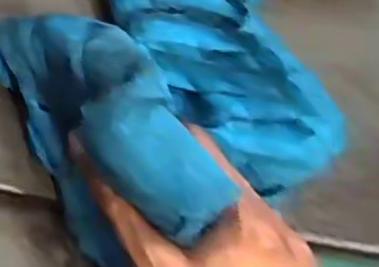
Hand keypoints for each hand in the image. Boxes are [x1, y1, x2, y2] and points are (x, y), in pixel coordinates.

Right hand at [86, 129, 313, 266]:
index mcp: (245, 213)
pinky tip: (198, 219)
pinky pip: (254, 217)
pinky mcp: (300, 262)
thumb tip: (78, 144)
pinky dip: (222, 209)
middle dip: (179, 158)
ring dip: (201, 184)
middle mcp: (276, 218)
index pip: (199, 141)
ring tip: (164, 184)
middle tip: (142, 154)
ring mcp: (295, 243)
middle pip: (219, 165)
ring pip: (237, 191)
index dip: (162, 128)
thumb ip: (119, 207)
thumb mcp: (155, 263)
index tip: (132, 125)